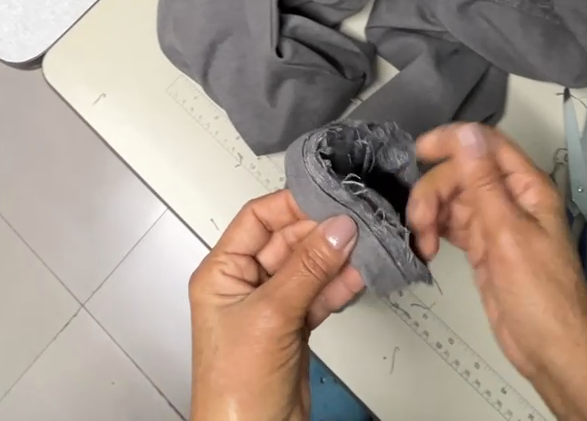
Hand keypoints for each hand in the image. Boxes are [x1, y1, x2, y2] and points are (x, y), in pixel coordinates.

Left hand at [189, 190, 366, 420]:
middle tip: (355, 222)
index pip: (257, 219)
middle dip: (321, 232)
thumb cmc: (234, 391)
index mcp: (222, 272)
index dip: (291, 204)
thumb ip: (307, 268)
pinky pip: (319, 292)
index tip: (326, 195)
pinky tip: (358, 275)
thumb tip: (336, 228)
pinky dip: (339, 284)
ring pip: (307, 266)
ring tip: (364, 246)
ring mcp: (271, 306)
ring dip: (335, 257)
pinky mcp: (293, 326)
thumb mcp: (271, 317)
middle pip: (287, 240)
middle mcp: (244, 284)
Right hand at [407, 124, 586, 420]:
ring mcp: (495, 222)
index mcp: (527, 187)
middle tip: (420, 221)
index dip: (452, 141)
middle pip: (461, 172)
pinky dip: (434, 230)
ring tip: (423, 242)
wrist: (553, 355)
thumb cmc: (543, 297)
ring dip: (430, 213)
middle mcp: (510, 198)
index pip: (486, 143)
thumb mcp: (509, 234)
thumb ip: (484, 183)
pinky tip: (425, 247)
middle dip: (434, 191)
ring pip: (452, 198)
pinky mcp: (482, 246)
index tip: (420, 152)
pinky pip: (450, 223)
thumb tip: (466, 135)